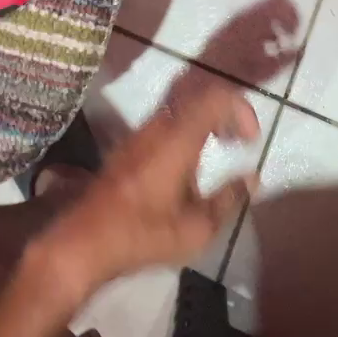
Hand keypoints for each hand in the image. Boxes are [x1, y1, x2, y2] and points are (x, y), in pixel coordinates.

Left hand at [33, 89, 260, 292]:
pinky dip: (187, 131)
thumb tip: (251, 179)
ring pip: (181, 109)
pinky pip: (166, 123)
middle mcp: (160, 125)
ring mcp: (141, 133)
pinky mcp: (129, 146)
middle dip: (226, 112)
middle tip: (239, 140)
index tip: (250, 140)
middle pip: (199, 96)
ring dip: (206, 121)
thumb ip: (228, 199)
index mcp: (180, 136)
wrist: (86, 240)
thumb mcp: (197, 226)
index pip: (217, 97)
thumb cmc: (145, 232)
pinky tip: (190, 164)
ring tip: (220, 149)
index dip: (241, 110)